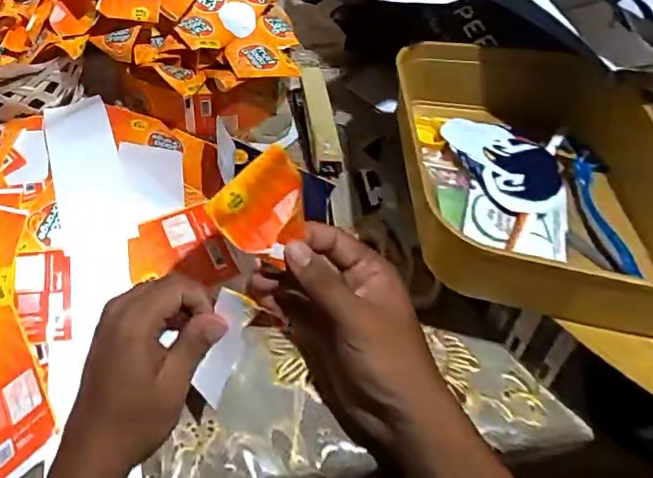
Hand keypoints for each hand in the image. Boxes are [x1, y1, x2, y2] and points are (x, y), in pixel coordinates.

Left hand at [53, 274, 226, 477]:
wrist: (91, 451)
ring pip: (151, 292)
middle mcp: (118, 308)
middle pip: (163, 285)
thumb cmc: (134, 421)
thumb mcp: (172, 386)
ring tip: (191, 335)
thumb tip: (220, 318)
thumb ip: (195, 344)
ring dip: (174, 306)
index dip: (201, 299)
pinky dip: (157, 313)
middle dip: (189, 301)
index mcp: (134, 318)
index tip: (213, 327)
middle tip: (206, 330)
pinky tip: (168, 339)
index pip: (177, 286)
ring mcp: (109, 317)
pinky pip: (137, 305)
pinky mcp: (105, 329)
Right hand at [249, 223, 508, 477]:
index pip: (331, 240)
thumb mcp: (354, 316)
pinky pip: (297, 310)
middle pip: (311, 262)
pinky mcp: (322, 333)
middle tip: (252, 261)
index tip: (270, 234)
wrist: (400, 418)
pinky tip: (261, 301)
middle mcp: (349, 283)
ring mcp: (334, 309)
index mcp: (367, 270)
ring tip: (252, 282)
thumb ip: (321, 281)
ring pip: (300, 286)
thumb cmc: (387, 357)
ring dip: (277, 281)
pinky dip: (279, 304)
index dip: (302, 235)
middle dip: (283, 260)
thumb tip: (291, 245)